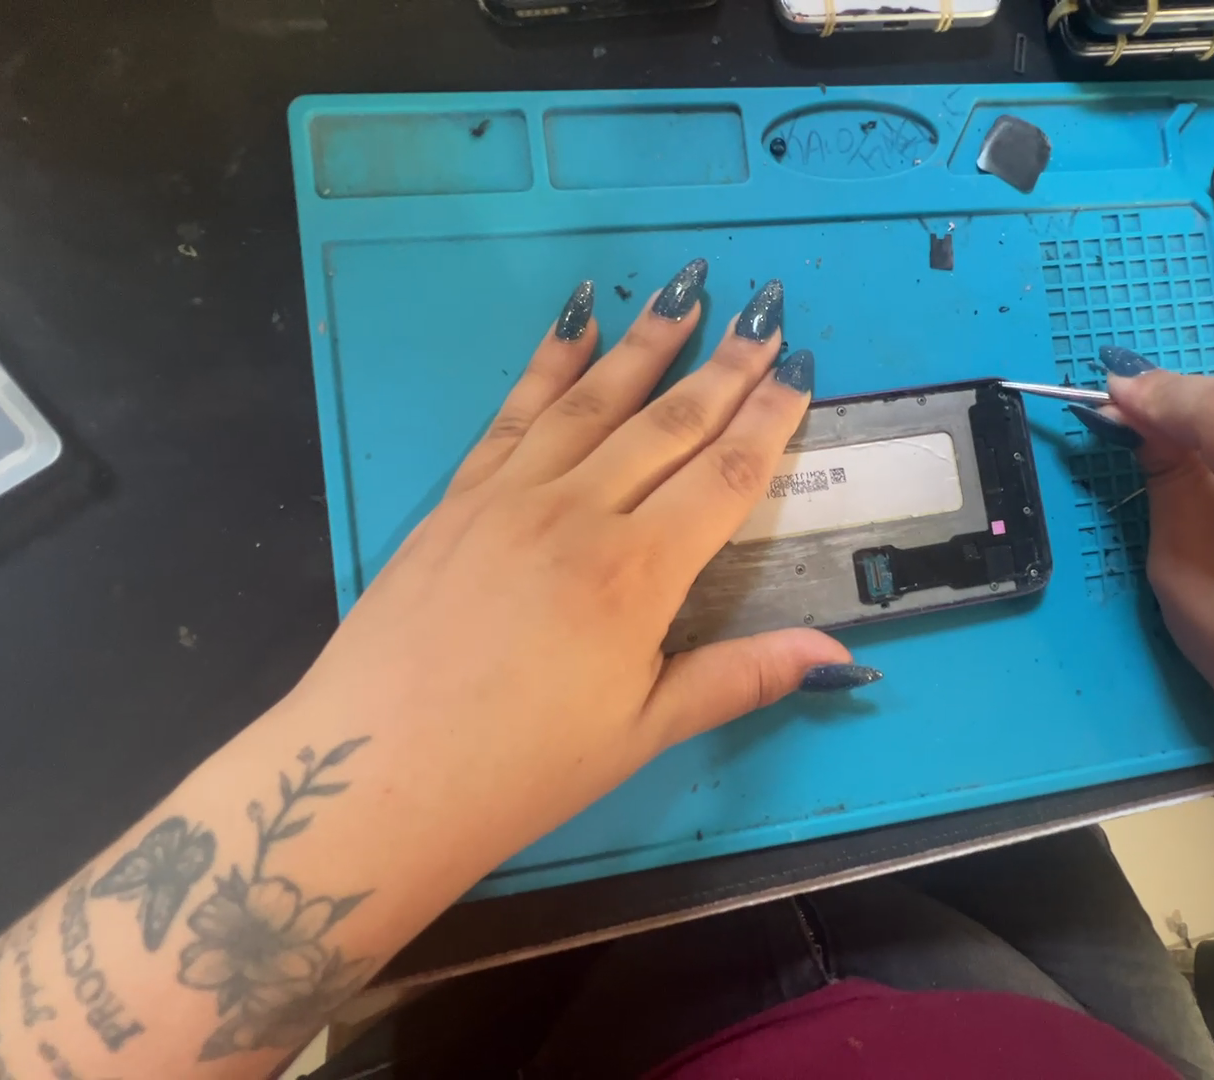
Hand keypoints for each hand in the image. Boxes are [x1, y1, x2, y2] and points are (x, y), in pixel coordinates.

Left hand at [287, 265, 851, 854]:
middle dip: (726, 366)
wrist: (373, 779)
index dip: (769, 420)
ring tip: (686, 289)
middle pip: (669, 422)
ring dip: (647, 341)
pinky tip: (575, 320)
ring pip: (596, 399)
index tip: (799, 370)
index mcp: (636, 573)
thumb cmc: (521, 769)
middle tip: (765, 313)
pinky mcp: (459, 497)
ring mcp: (511, 495)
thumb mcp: (644, 732)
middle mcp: (578, 514)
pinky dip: (551, 361)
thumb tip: (840, 654)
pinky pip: (515, 411)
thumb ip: (742, 677)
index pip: (724, 475)